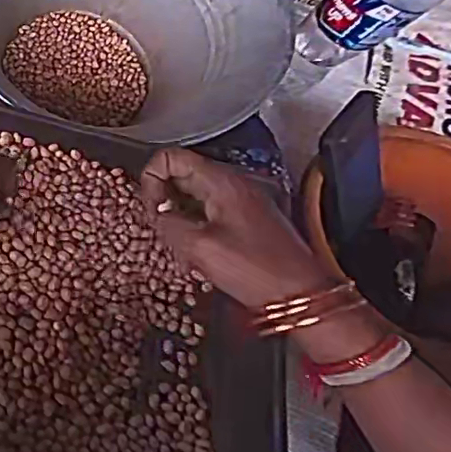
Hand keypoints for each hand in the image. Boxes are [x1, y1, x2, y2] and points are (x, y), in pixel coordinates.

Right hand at [138, 148, 332, 308]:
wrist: (298, 293)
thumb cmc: (255, 269)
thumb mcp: (198, 247)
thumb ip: (168, 222)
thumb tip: (154, 212)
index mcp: (222, 182)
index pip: (171, 158)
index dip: (151, 180)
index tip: (152, 210)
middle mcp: (232, 183)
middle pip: (179, 173)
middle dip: (160, 198)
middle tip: (159, 228)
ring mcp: (240, 199)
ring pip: (190, 192)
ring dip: (174, 212)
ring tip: (176, 242)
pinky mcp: (243, 216)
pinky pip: (205, 207)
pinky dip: (190, 221)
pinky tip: (192, 248)